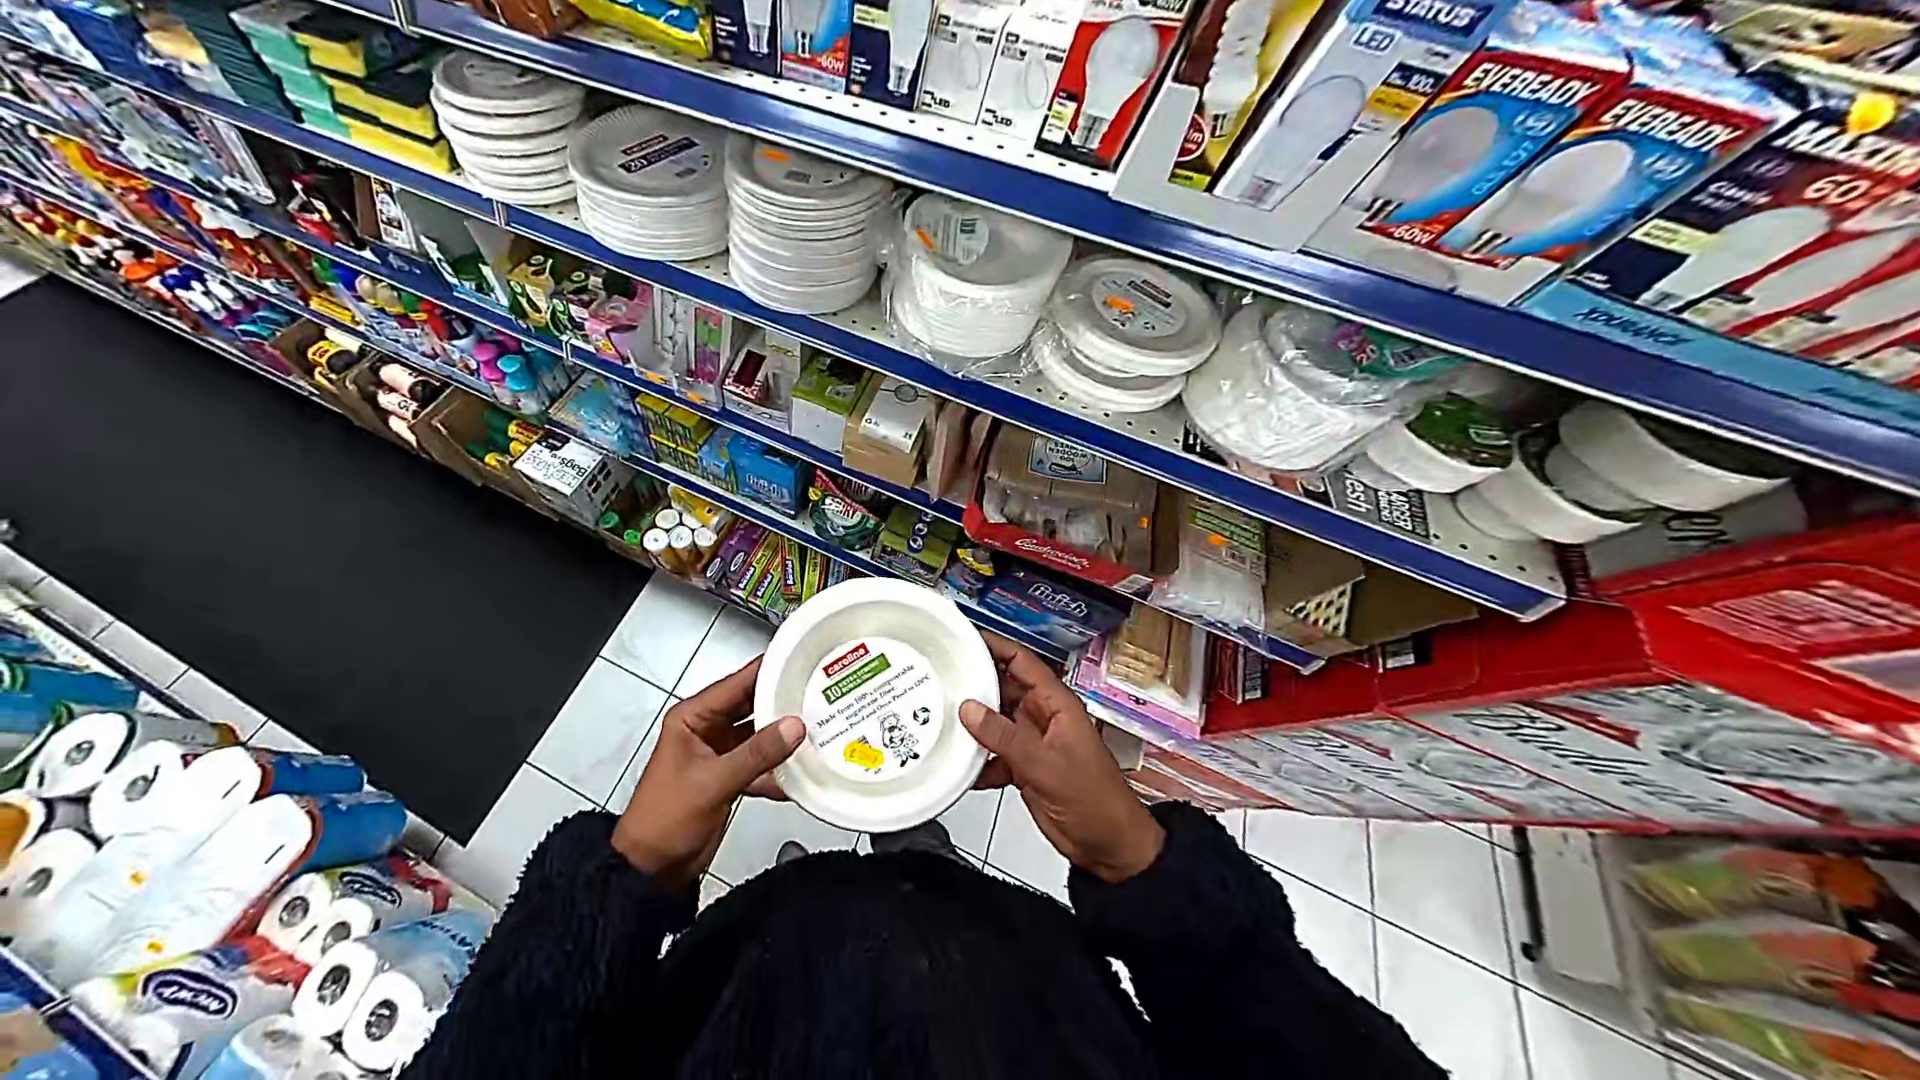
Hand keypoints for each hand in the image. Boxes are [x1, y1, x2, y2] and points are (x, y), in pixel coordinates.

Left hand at [611, 657, 803, 888]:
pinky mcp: (731, 775)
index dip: (768, 670)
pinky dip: (779, 768)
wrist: (651, 871)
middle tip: (818, 693)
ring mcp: (721, 753)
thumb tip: (793, 727)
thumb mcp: (712, 781)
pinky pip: (763, 762)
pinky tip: (800, 772)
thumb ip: (756, 753)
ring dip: (785, 737)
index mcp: (692, 718)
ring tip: (818, 727)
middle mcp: (707, 730)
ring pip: (761, 734)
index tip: (799, 659)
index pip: (737, 683)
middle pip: (753, 706)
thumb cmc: (661, 820)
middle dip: (784, 702)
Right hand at [962, 633, 1163, 884]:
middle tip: (940, 683)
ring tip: (941, 723)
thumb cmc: (1095, 800)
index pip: (1021, 662)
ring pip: (994, 722)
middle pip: (1002, 689)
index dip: (994, 646)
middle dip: (973, 687)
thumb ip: (1005, 737)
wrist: (1108, 846)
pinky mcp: (1024, 767)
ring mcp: (1032, 742)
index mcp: (1056, 704)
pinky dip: (978, 761)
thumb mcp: (1045, 764)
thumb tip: (970, 710)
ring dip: (973, 726)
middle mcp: (1042, 717)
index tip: (964, 639)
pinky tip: (961, 769)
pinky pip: (994, 754)